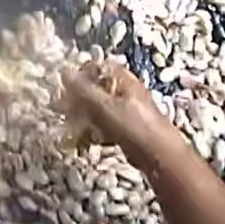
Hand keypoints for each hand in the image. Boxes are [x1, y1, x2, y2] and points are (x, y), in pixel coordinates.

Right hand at [60, 60, 189, 174]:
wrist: (159, 156)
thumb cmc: (133, 127)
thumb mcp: (104, 106)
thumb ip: (84, 89)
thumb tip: (65, 71)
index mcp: (123, 80)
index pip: (97, 67)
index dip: (79, 75)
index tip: (66, 89)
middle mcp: (125, 91)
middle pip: (96, 88)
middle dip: (79, 99)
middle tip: (67, 111)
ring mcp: (127, 110)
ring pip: (98, 107)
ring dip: (84, 116)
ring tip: (75, 126)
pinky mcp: (126, 128)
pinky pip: (105, 124)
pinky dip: (95, 129)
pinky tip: (89, 138)